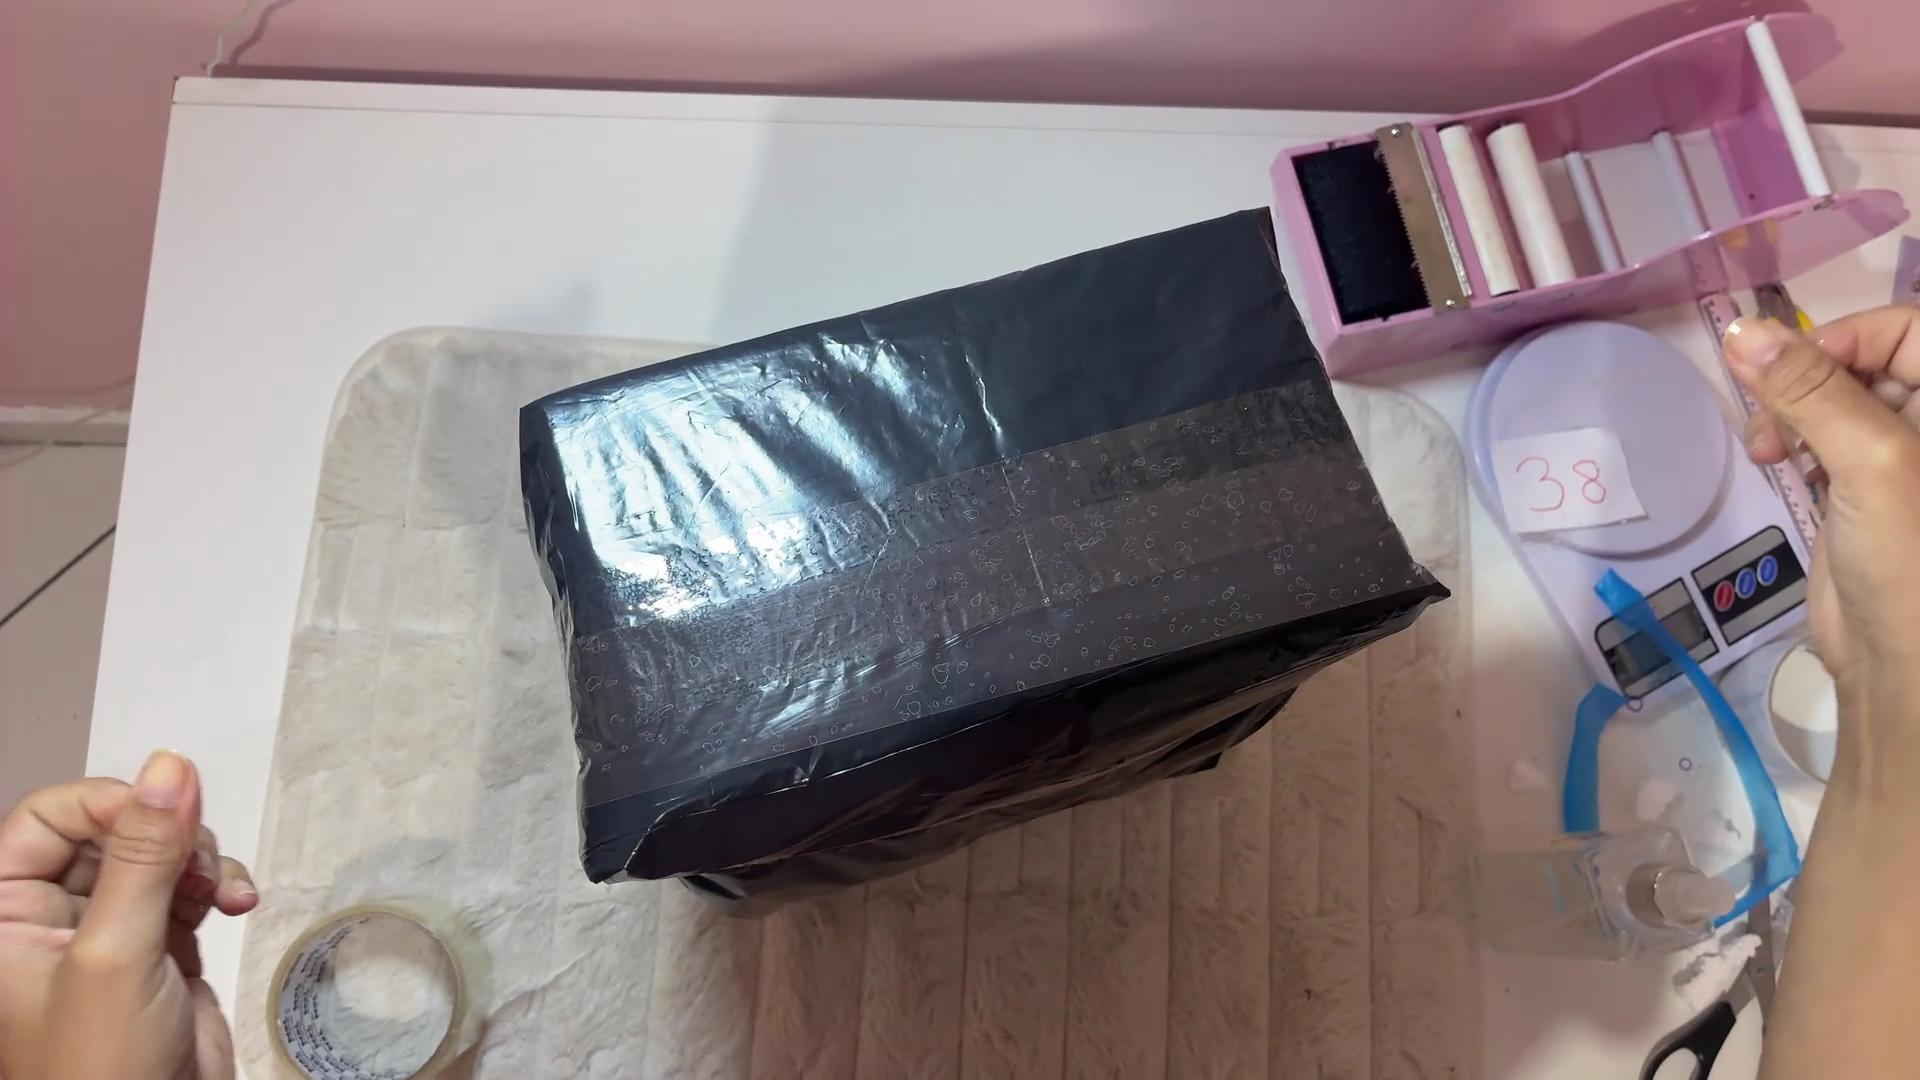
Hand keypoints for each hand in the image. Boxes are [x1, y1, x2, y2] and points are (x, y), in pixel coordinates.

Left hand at [0, 752, 257, 1079]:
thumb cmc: (103, 1050)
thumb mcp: (119, 948)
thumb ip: (144, 854)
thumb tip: (173, 762)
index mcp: (2, 913)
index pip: (54, 814)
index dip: (119, 807)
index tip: (173, 830)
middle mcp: (46, 911)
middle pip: (121, 825)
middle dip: (176, 841)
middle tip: (199, 877)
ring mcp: (105, 923)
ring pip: (165, 849)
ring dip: (207, 864)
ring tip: (222, 899)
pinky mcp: (156, 934)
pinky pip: (192, 879)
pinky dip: (223, 884)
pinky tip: (239, 906)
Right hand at [1725, 306, 1919, 797]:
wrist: (1904, 655)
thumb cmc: (1912, 560)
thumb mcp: (1868, 464)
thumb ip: (1810, 394)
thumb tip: (1741, 332)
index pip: (1906, 328)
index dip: (1836, 343)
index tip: (1780, 386)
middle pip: (1866, 359)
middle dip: (1804, 386)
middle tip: (1774, 435)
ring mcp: (1907, 450)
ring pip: (1836, 396)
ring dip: (1790, 417)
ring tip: (1771, 456)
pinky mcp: (1872, 478)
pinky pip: (1826, 433)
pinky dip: (1794, 442)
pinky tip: (1782, 469)